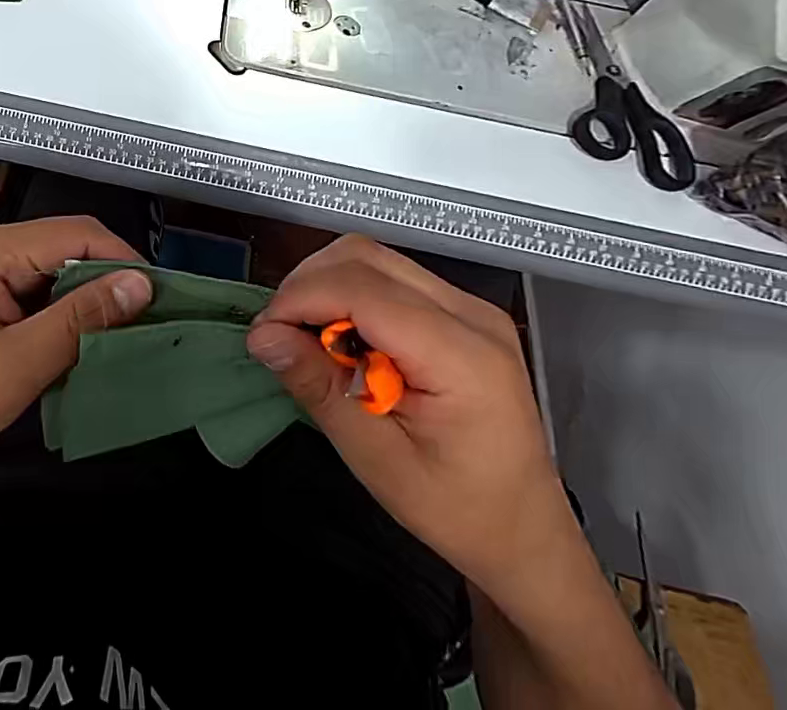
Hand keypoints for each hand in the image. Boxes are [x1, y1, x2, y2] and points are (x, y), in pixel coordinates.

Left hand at [0, 218, 152, 548]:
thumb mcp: (14, 365)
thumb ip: (81, 319)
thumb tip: (143, 283)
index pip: (78, 233)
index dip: (126, 262)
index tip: (163, 304)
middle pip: (66, 249)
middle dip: (109, 284)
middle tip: (149, 326)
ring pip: (53, 274)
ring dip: (87, 304)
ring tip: (123, 339)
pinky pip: (32, 296)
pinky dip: (60, 318)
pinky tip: (80, 346)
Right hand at [245, 236, 572, 591]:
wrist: (523, 528)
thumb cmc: (454, 507)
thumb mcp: (376, 458)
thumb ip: (319, 387)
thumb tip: (263, 336)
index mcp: (462, 355)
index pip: (362, 289)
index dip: (300, 299)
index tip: (264, 333)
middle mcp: (470, 313)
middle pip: (365, 257)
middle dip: (307, 286)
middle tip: (281, 336)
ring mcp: (470, 307)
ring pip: (374, 259)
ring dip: (325, 287)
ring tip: (309, 339)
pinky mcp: (460, 312)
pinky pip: (389, 278)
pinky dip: (349, 295)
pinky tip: (343, 340)